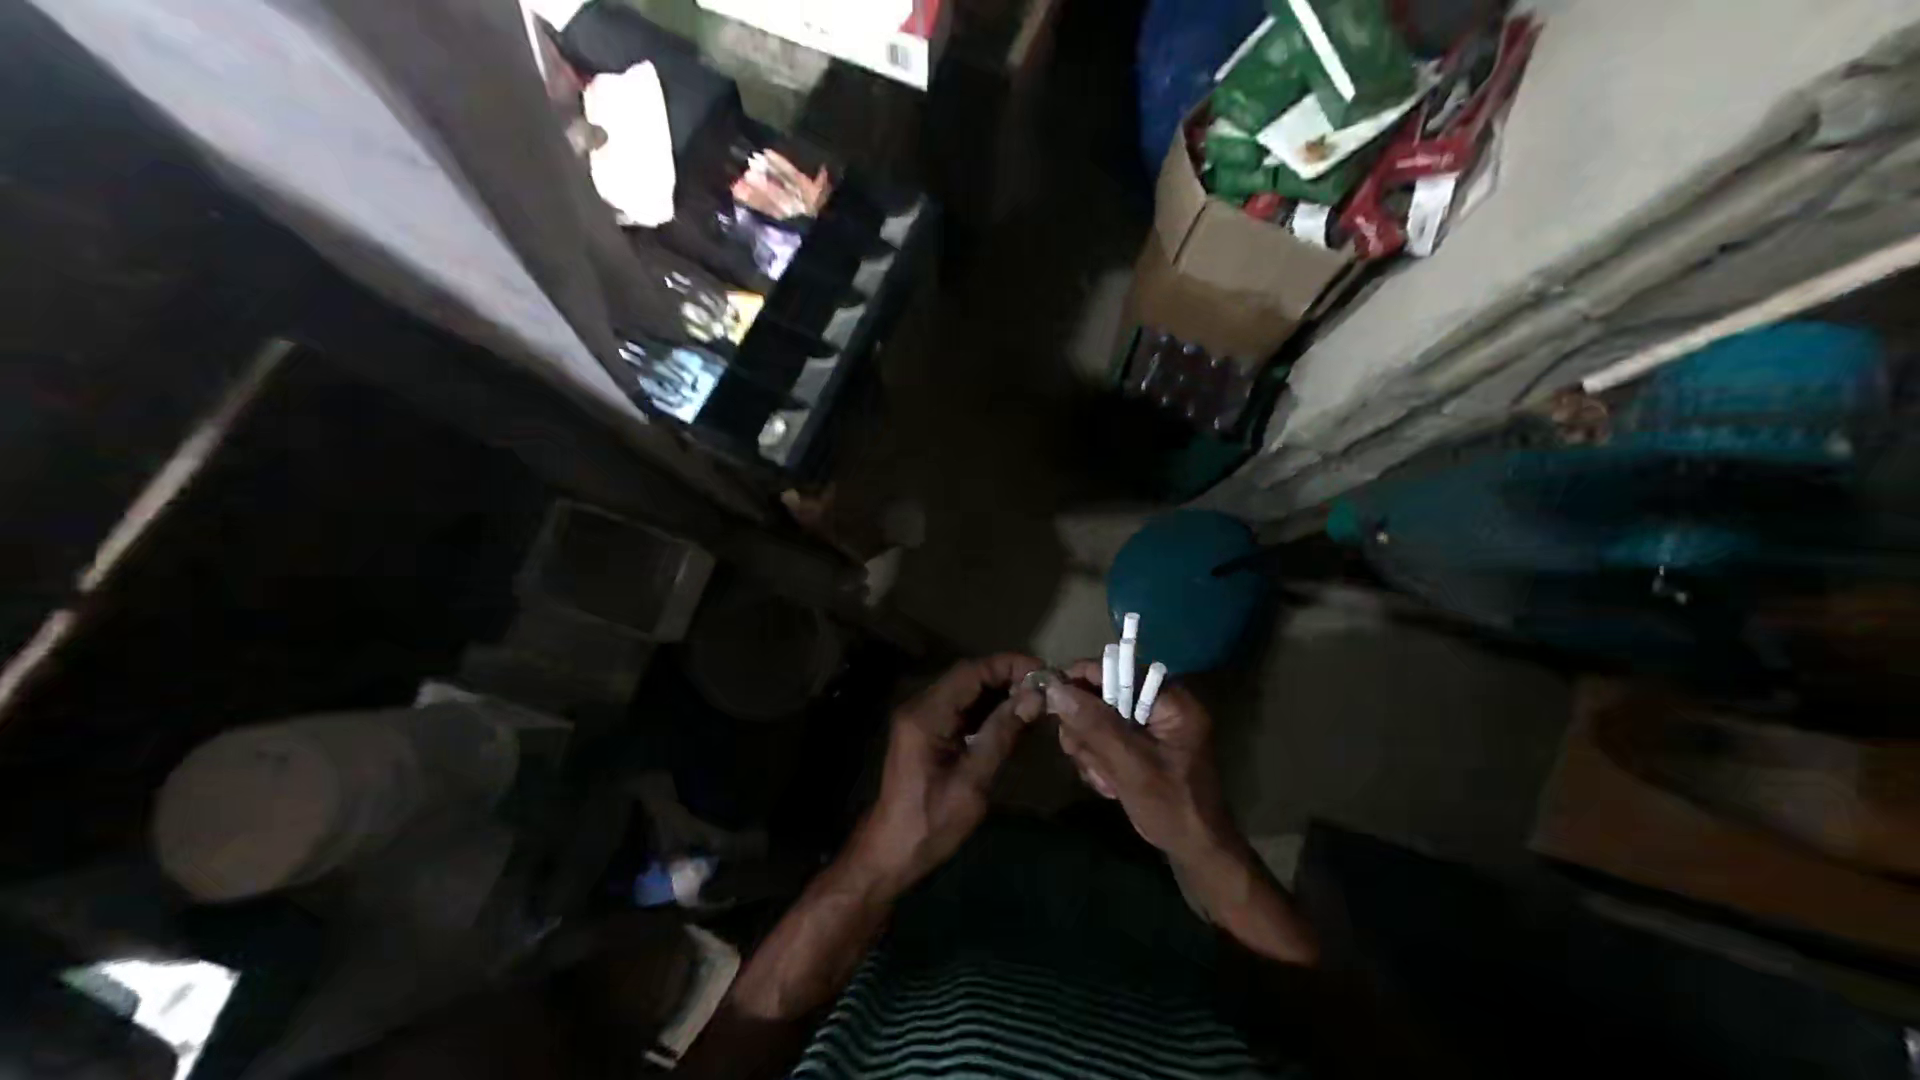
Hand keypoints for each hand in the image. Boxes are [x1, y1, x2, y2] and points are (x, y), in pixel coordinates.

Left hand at [842, 654, 1043, 898]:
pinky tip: (1013, 718)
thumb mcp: (973, 782)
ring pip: (965, 691)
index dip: (1008, 665)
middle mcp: (920, 707)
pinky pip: (960, 708)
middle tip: (1045, 687)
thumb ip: (1001, 735)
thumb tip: (1034, 698)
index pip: (971, 672)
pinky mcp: (926, 731)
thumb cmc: (931, 822)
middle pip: (968, 676)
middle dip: (1007, 676)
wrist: (891, 852)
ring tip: (1036, 700)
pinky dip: (987, 708)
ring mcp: (921, 718)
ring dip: (999, 691)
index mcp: (926, 715)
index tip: (1043, 673)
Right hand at [1048, 662, 1237, 866]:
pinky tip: (1107, 784)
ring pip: (1097, 718)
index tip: (1052, 695)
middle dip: (1086, 727)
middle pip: (1102, 694)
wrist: (1194, 849)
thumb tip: (1056, 689)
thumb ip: (1095, 725)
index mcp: (1171, 701)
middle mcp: (1159, 706)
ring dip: (1090, 749)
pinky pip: (1102, 738)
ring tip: (1102, 778)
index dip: (1082, 679)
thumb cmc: (1171, 806)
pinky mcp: (1138, 745)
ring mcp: (1148, 726)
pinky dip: (1097, 760)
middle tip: (1080, 753)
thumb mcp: (1131, 765)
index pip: (1119, 670)